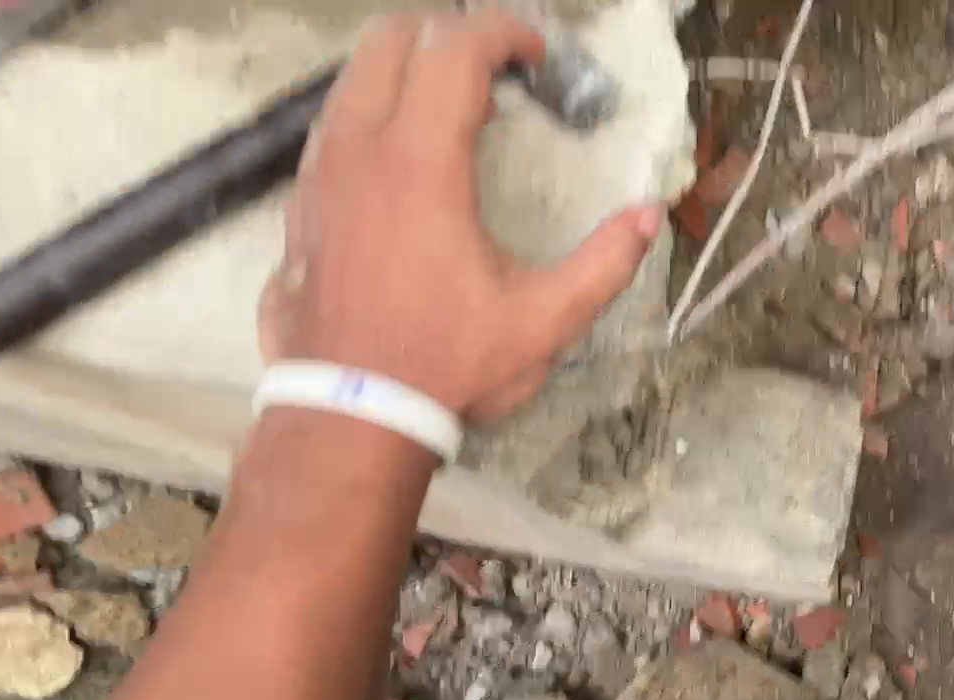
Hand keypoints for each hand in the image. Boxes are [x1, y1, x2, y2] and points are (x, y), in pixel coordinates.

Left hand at [258, 11, 662, 421]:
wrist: (357, 407)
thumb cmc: (456, 362)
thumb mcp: (549, 319)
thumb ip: (605, 263)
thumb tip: (649, 216)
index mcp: (422, 165)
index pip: (452, 54)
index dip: (501, 33)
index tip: (539, 47)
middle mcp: (360, 148)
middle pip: (391, 42)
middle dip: (449, 37)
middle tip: (501, 71)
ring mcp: (320, 172)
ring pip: (353, 76)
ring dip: (408, 70)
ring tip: (459, 105)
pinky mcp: (304, 201)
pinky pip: (334, 121)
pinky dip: (376, 109)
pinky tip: (408, 153)